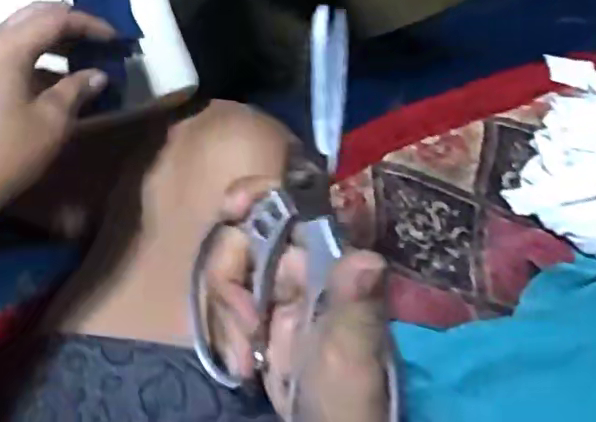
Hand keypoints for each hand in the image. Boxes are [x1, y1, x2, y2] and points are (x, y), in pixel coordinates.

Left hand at [0, 3, 115, 228]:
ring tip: (90, 51)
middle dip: (74, 22)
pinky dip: (45, 50)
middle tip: (102, 38)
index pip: (57, 18)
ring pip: (29, 26)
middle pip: (40, 13)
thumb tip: (99, 74)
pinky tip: (67, 71)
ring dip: (59, 34)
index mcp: (9, 46)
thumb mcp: (53, 120)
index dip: (90, 24)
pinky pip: (20, 44)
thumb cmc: (10, 151)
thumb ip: (78, 87)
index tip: (116, 38)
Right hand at [203, 178, 396, 421]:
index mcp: (327, 258)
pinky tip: (243, 363)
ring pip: (228, 266)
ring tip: (245, 358)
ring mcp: (276, 287)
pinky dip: (224, 328)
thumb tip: (371, 259)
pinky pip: (225, 300)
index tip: (231, 207)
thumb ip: (354, 306)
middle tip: (245, 323)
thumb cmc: (348, 402)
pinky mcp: (258, 313)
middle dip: (230, 275)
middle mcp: (298, 262)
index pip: (287, 202)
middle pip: (244, 232)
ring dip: (227, 309)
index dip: (256, 194)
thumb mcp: (350, 357)